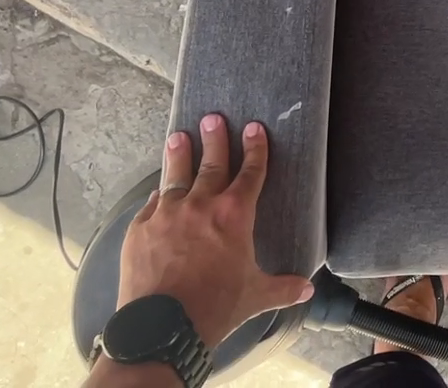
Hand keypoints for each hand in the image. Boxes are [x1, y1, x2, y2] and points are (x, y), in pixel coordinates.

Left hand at [115, 114, 313, 348]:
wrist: (161, 329)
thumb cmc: (215, 307)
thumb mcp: (255, 296)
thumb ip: (283, 287)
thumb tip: (308, 289)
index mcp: (234, 214)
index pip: (251, 171)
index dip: (255, 148)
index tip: (254, 127)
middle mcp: (202, 205)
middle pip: (212, 164)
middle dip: (215, 139)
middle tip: (212, 118)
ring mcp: (167, 215)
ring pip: (175, 176)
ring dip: (179, 154)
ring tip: (178, 136)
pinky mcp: (139, 231)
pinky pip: (150, 206)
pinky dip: (157, 197)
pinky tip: (156, 191)